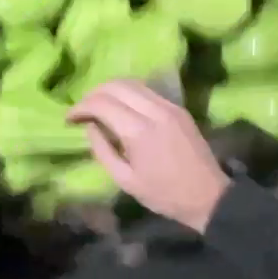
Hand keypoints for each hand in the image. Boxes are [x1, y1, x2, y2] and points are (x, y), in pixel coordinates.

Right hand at [69, 81, 230, 233]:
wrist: (208, 196)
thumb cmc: (163, 195)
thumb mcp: (125, 180)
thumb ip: (102, 150)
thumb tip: (89, 126)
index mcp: (138, 131)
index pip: (101, 103)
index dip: (80, 107)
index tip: (69, 119)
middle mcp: (154, 110)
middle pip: (115, 85)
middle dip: (92, 94)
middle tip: (81, 110)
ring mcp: (169, 106)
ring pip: (132, 82)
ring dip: (110, 89)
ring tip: (98, 106)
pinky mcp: (178, 108)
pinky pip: (147, 90)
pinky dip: (127, 92)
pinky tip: (120, 107)